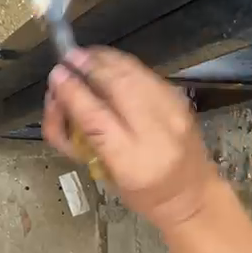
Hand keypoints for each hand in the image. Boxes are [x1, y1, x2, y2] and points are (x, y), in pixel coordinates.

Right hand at [43, 47, 221, 229]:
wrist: (195, 198)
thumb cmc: (144, 194)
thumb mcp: (104, 176)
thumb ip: (77, 139)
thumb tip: (57, 98)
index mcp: (132, 163)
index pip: (96, 121)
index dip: (73, 93)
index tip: (56, 75)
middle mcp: (156, 136)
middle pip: (118, 87)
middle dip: (90, 66)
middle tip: (69, 58)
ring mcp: (173, 115)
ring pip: (134, 73)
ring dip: (105, 59)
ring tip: (85, 55)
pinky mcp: (180, 101)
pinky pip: (146, 72)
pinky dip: (123, 63)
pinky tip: (108, 61)